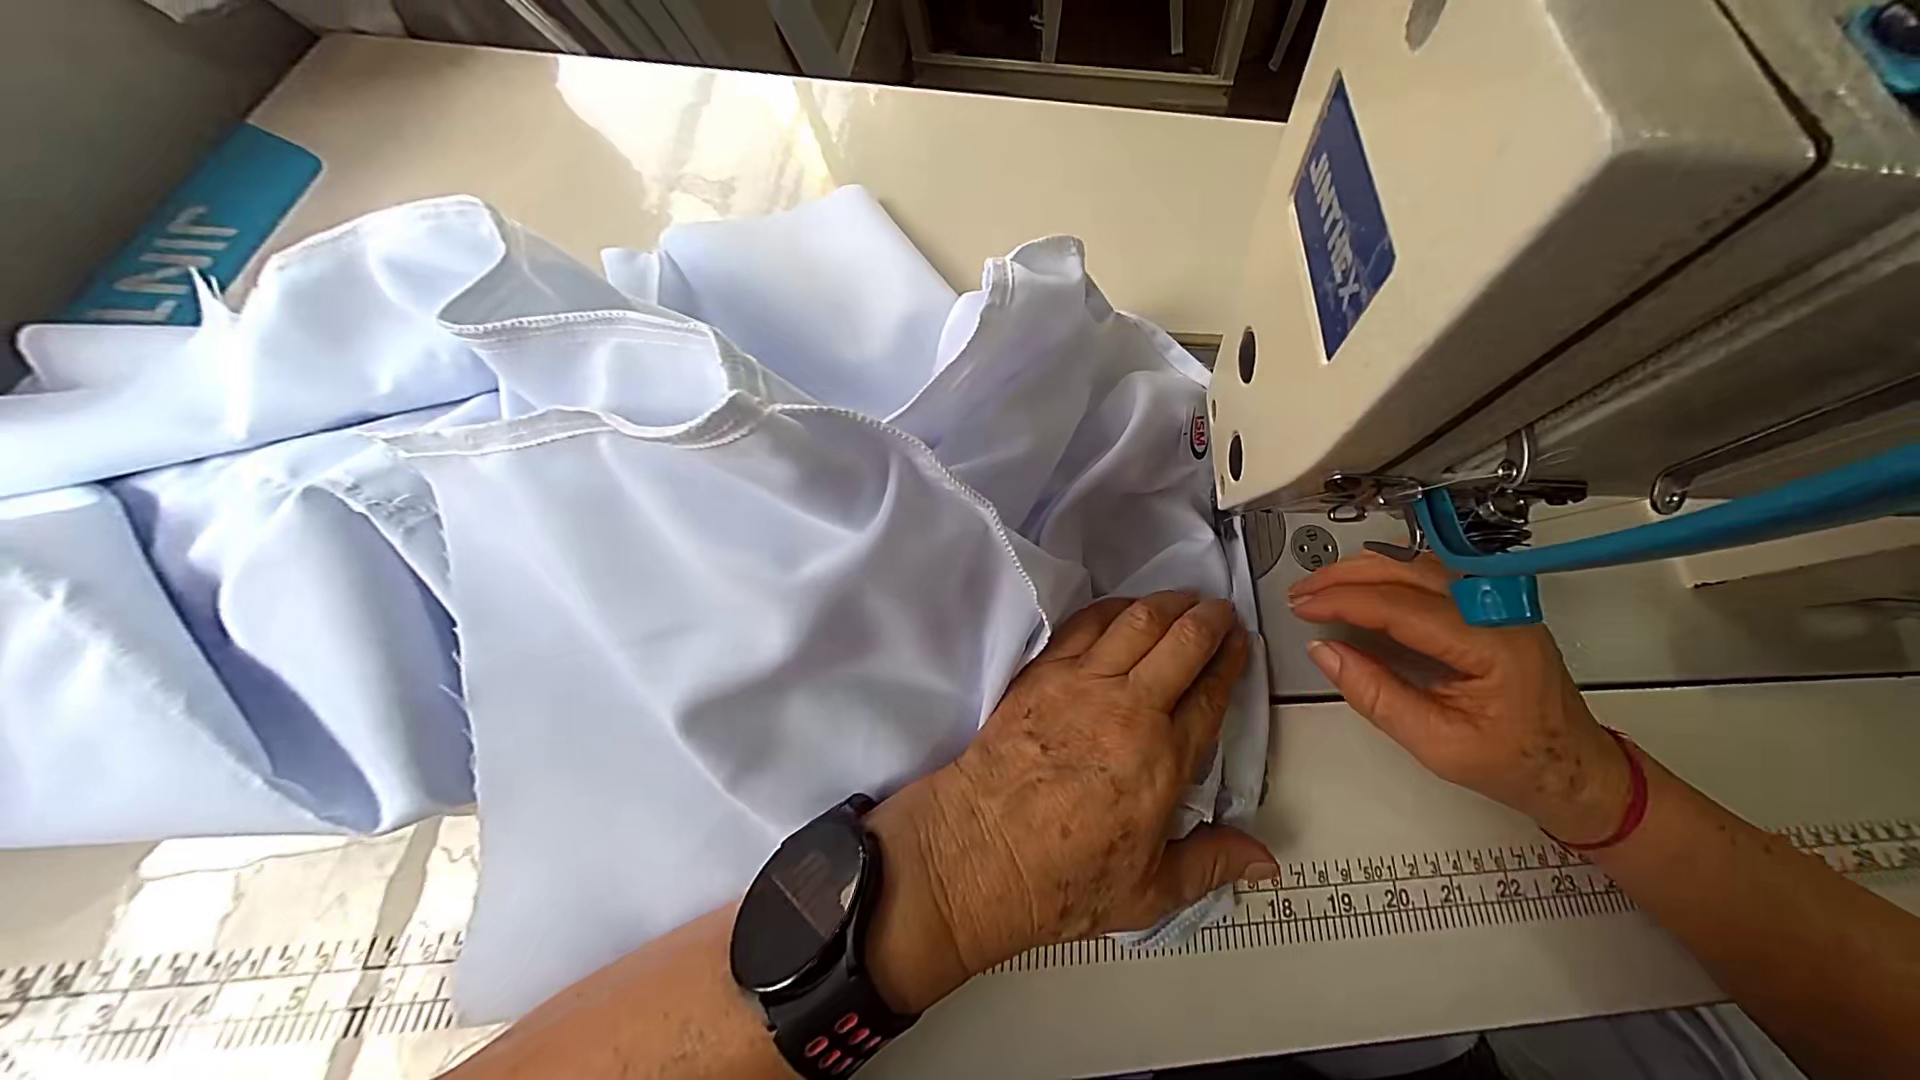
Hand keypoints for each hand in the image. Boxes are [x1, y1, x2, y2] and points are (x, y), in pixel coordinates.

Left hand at [862, 592, 1270, 1012]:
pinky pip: (1083, 625)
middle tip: (1220, 610)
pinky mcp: (1041, 674)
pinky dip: (1110, 609)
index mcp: (1164, 760)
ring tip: (1181, 599)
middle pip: (1182, 643)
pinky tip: (1121, 608)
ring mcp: (1082, 685)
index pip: (1211, 693)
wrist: (979, 851)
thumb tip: (1262, 860)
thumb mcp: (1150, 891)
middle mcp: (1129, 710)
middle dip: (1209, 620)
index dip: (1230, 662)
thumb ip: (1211, 864)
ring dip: (1165, 604)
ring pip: (1136, 623)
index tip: (1239, 645)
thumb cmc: (1061, 877)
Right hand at [1287, 553, 1630, 843]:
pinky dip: (1382, 575)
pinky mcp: (1487, 606)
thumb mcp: (1435, 743)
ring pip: (1414, 563)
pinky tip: (1355, 587)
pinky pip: (1426, 574)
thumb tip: (1324, 652)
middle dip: (1343, 577)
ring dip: (1360, 571)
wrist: (1576, 769)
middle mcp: (1497, 612)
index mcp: (1491, 645)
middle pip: (1406, 570)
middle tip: (1300, 593)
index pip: (1399, 606)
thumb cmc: (1516, 763)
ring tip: (1318, 589)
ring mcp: (1495, 604)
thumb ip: (1374, 694)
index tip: (1301, 608)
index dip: (1342, 602)